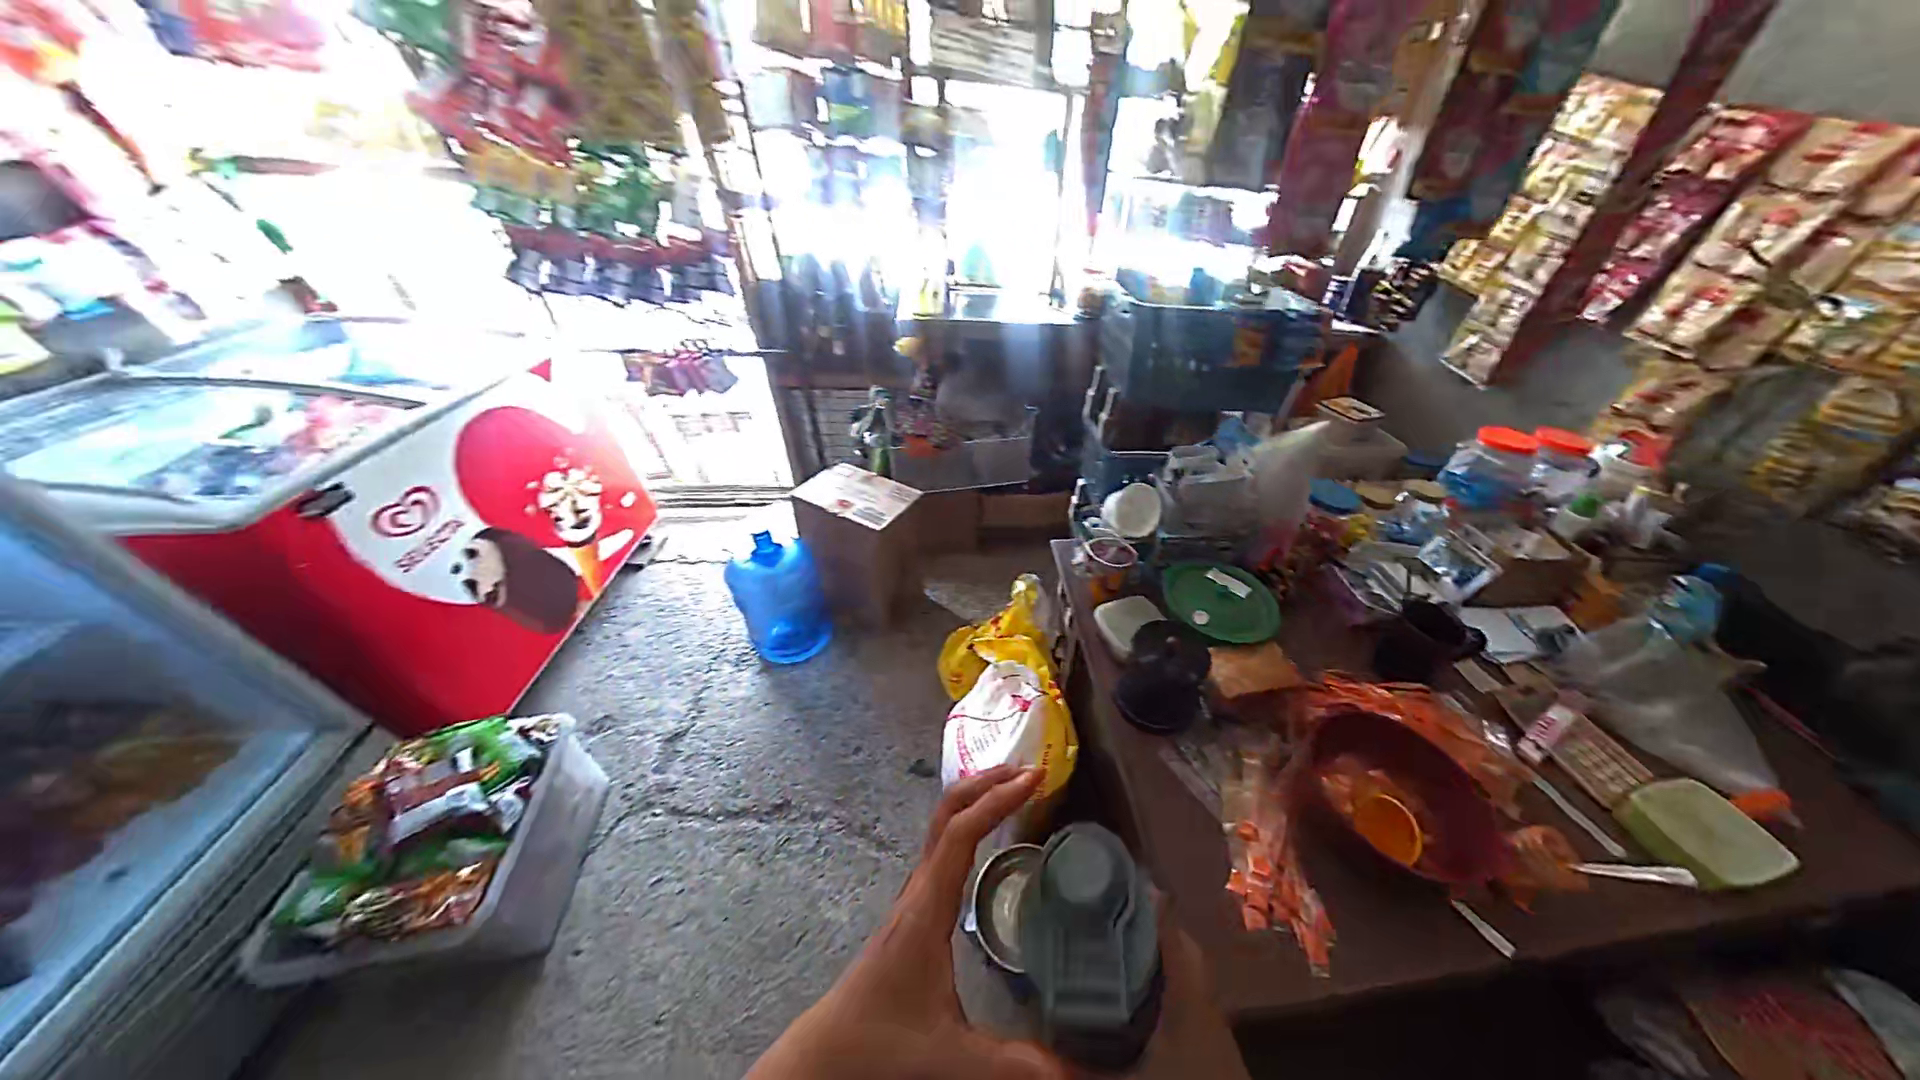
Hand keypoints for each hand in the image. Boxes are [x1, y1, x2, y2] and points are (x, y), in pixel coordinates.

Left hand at [745, 764, 1064, 1079]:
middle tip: (1028, 770)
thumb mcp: (952, 1054)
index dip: (997, 800)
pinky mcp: (914, 903)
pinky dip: (967, 821)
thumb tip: (1078, 1074)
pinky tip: (987, 835)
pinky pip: (942, 844)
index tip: (1032, 779)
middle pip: (947, 812)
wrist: (830, 1048)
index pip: (962, 832)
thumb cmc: (883, 1039)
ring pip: (941, 824)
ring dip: (975, 797)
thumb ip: (1015, 1063)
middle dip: (986, 782)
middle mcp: (919, 887)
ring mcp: (914, 892)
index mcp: (928, 906)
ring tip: (1013, 787)